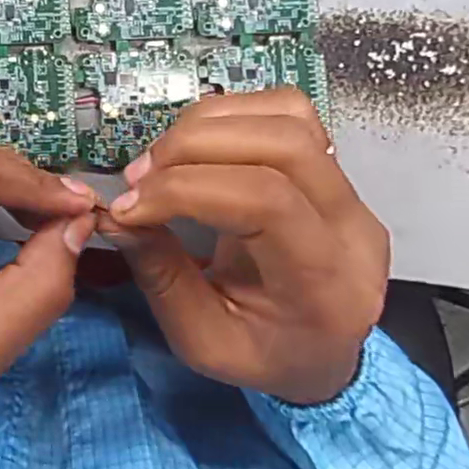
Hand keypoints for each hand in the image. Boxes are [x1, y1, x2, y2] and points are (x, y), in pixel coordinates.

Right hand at [104, 89, 388, 404]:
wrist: (322, 357)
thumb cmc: (262, 355)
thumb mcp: (199, 341)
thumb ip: (159, 276)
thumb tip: (115, 215)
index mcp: (324, 285)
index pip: (265, 201)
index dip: (182, 190)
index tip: (128, 208)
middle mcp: (352, 228)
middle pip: (283, 144)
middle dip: (190, 147)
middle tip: (139, 178)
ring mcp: (349, 191)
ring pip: (287, 116)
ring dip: (205, 125)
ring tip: (162, 160)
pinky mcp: (334, 169)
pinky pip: (288, 111)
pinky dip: (227, 114)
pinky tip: (194, 144)